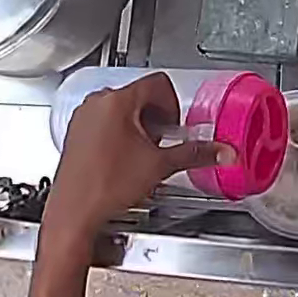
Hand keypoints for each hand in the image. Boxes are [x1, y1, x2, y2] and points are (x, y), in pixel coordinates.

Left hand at [43, 74, 233, 241]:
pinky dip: (121, 132)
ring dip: (139, 125)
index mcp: (117, 102)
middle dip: (156, 117)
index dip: (173, 104)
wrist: (75, 213)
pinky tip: (125, 159)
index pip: (157, 83)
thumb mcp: (160, 165)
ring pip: (122, 107)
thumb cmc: (106, 187)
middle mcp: (97, 104)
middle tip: (161, 142)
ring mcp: (84, 118)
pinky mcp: (76, 133)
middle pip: (140, 95)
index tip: (174, 126)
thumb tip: (223, 151)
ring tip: (143, 152)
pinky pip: (105, 120)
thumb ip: (195, 154)